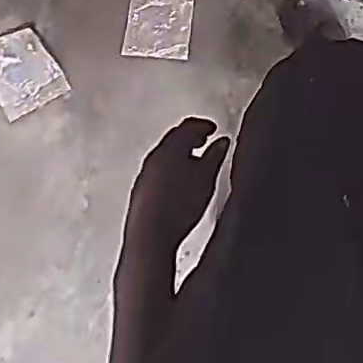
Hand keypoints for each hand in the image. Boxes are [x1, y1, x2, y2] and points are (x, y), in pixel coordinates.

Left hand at [125, 117, 229, 254]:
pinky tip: (179, 182)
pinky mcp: (140, 191)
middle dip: (190, 136)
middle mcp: (155, 156)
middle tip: (204, 138)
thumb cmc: (179, 206)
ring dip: (180, 153)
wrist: (150, 238)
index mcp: (172, 146)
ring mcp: (145, 174)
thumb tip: (221, 143)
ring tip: (194, 161)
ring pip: (165, 154)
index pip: (189, 125)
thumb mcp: (207, 177)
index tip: (212, 128)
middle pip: (174, 137)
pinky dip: (170, 168)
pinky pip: (157, 171)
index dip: (204, 125)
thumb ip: (216, 154)